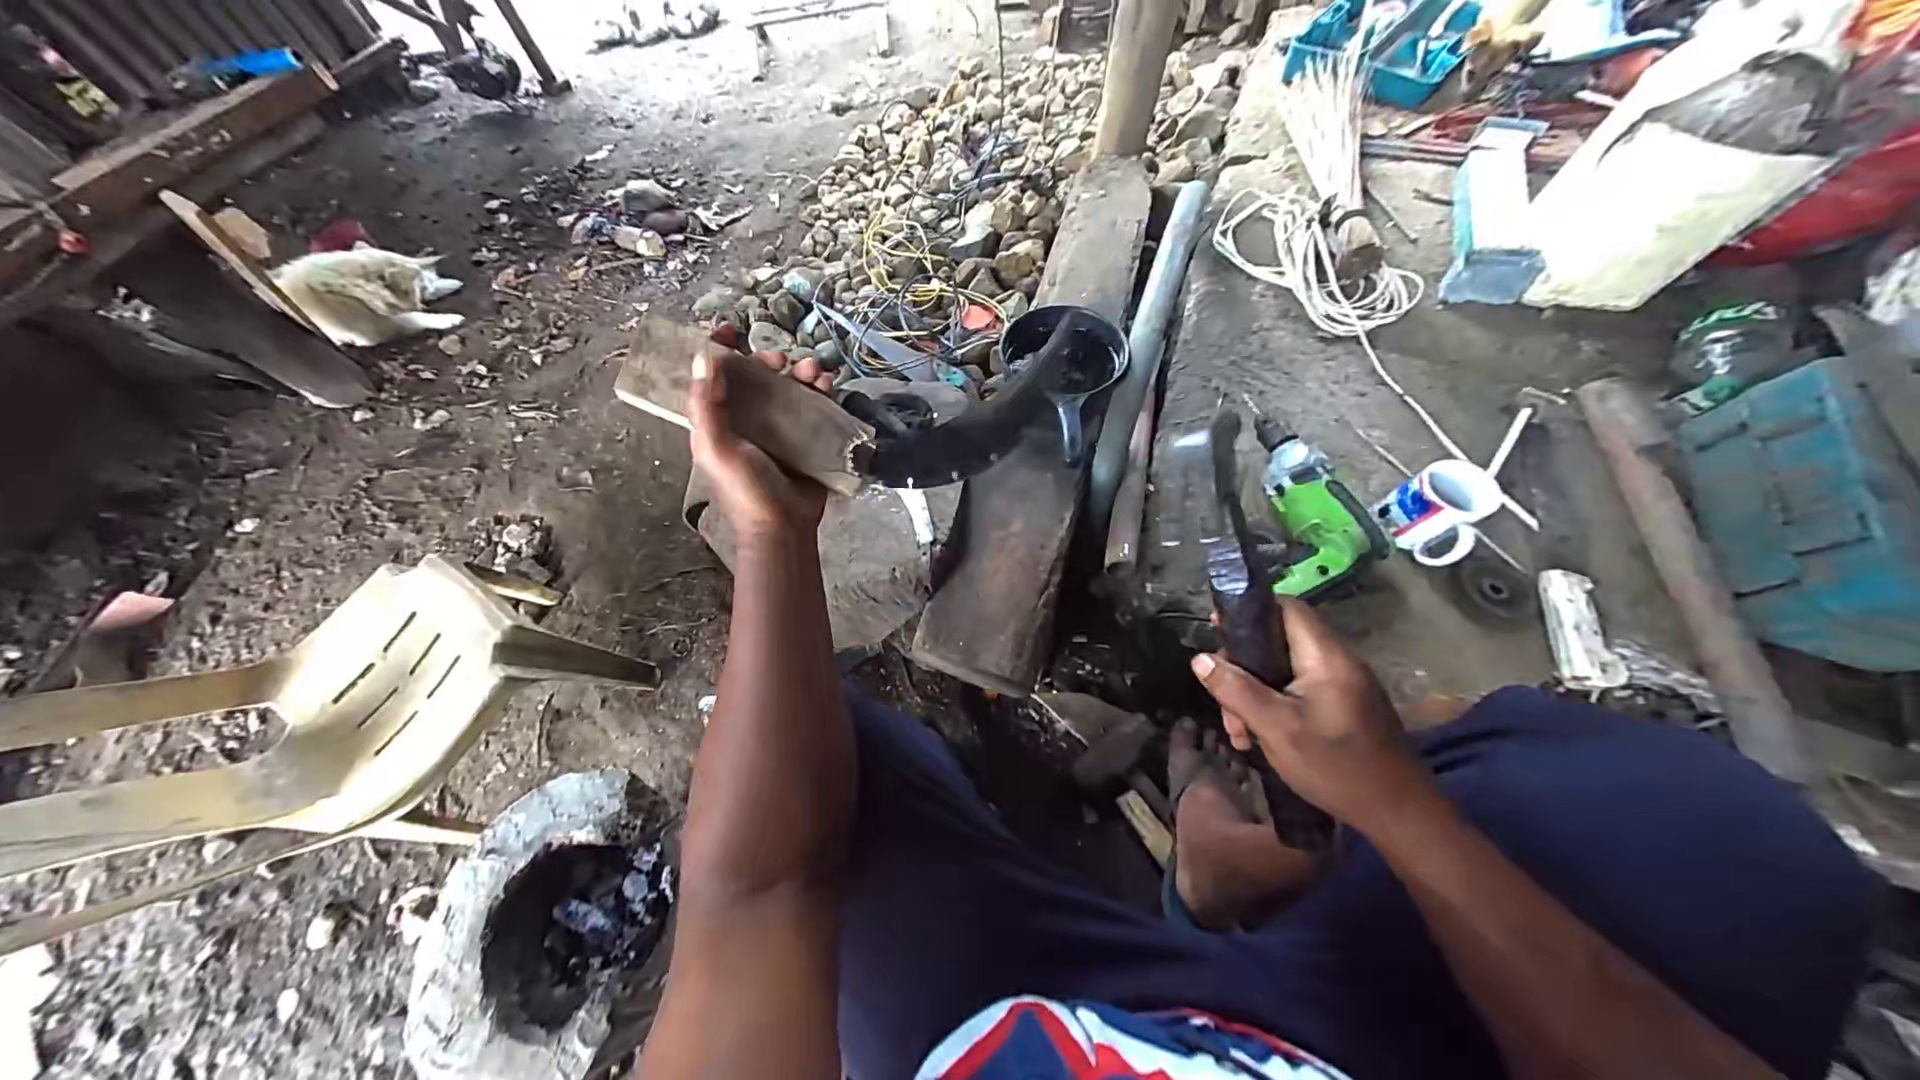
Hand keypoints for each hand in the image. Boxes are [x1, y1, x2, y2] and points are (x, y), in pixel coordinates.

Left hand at [688, 326, 833, 539]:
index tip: (729, 328)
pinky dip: (822, 390)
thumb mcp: (716, 447)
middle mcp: (750, 419)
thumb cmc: (746, 489)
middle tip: (781, 360)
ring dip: (802, 371)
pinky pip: (815, 405)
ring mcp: (781, 428)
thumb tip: (702, 357)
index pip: (717, 377)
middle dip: (770, 360)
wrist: (784, 525)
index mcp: (721, 420)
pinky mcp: (807, 437)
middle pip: (758, 376)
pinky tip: (827, 386)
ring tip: (813, 371)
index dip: (720, 350)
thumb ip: (706, 405)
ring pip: (790, 387)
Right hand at [1190, 598, 1441, 835]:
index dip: (1250, 611)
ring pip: (1283, 672)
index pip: (1286, 608)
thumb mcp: (1276, 727)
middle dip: (1243, 669)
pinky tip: (1261, 738)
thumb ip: (1236, 690)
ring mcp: (1343, 685)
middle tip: (1225, 703)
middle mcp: (1337, 662)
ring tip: (1241, 734)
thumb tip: (1200, 659)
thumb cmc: (1336, 767)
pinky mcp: (1343, 707)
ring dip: (1254, 695)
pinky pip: (1298, 692)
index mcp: (1326, 657)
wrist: (1399, 815)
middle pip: (1277, 643)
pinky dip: (1274, 707)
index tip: (1218, 630)